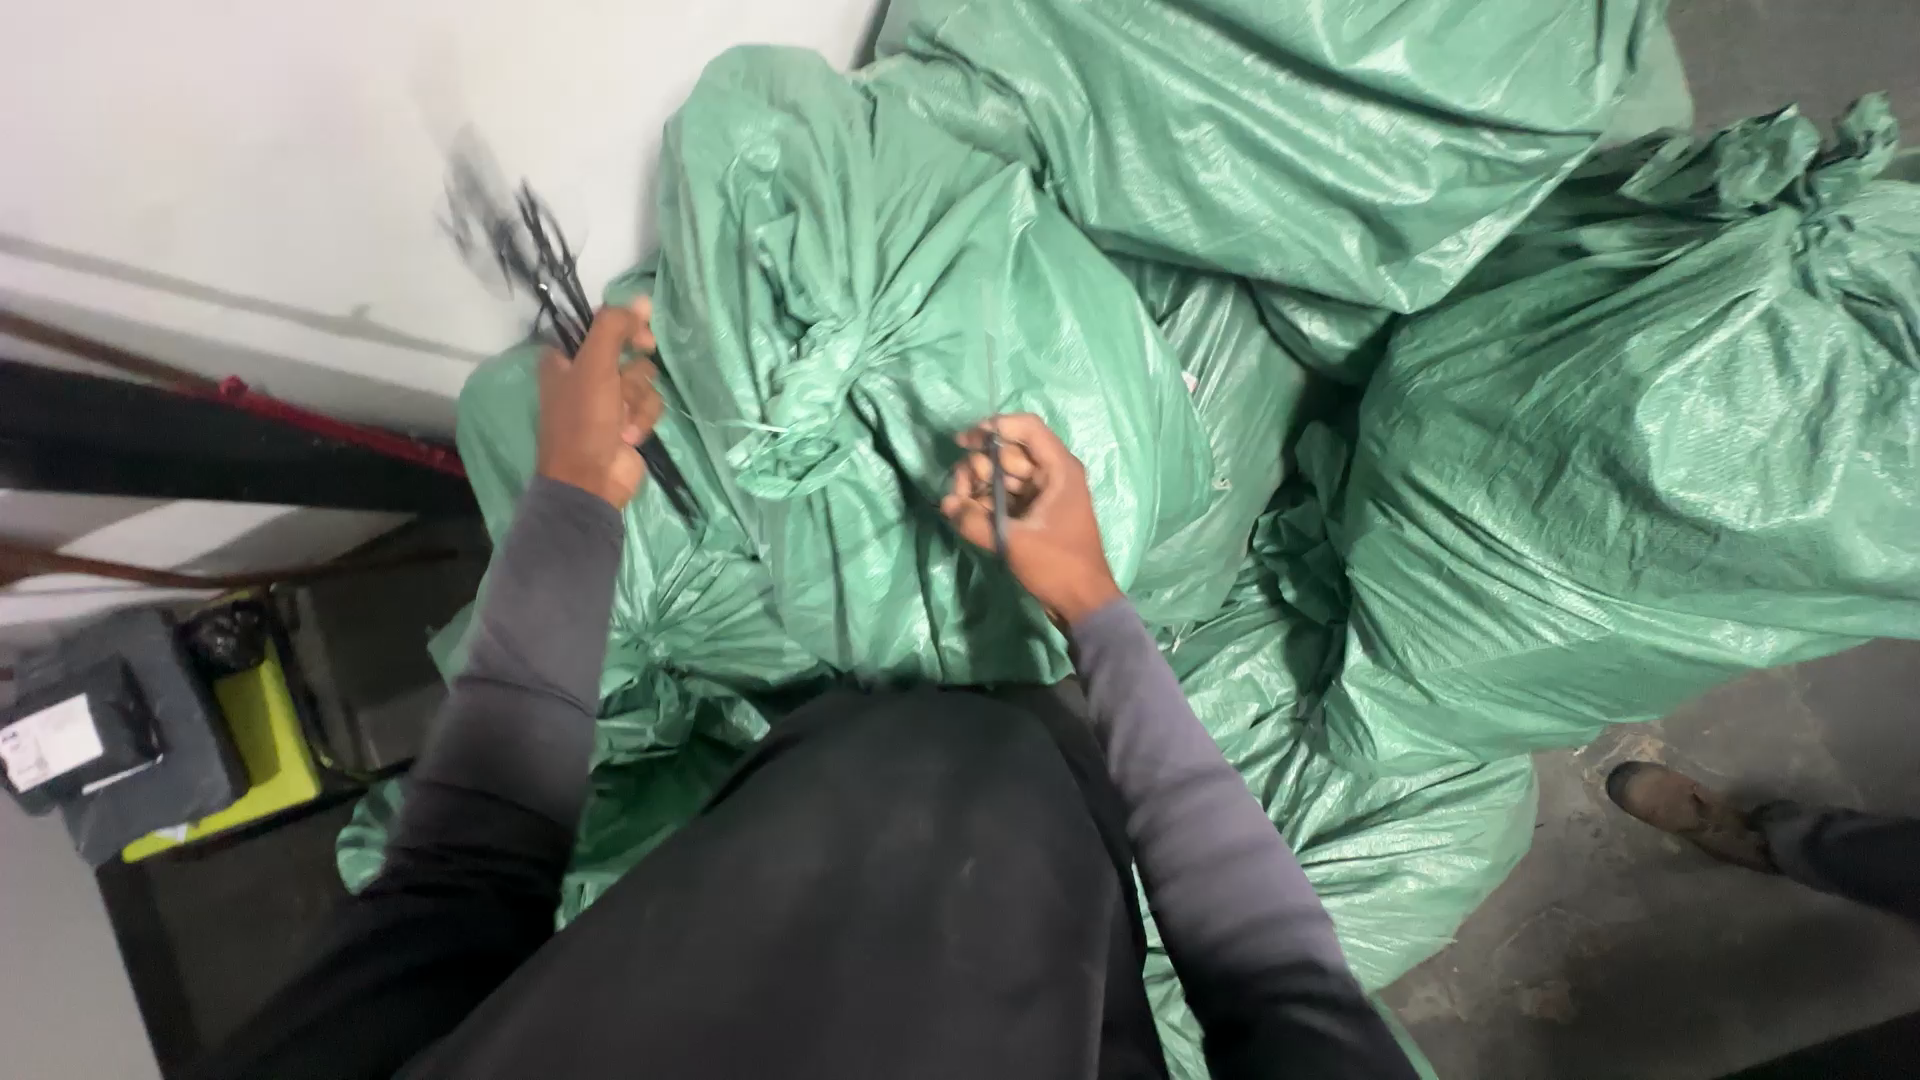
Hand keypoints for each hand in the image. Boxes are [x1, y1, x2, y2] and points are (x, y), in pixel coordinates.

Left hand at [536, 297, 663, 508]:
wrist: (590, 479)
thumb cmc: (584, 421)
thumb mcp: (595, 366)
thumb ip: (615, 328)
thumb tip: (642, 299)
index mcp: (566, 358)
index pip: (604, 329)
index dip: (625, 331)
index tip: (641, 337)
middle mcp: (588, 376)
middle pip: (630, 356)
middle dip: (633, 376)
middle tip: (625, 386)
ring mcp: (610, 402)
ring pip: (645, 382)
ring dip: (639, 402)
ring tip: (623, 423)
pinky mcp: (629, 423)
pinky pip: (650, 406)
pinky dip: (644, 420)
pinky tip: (630, 437)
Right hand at [941, 413, 1121, 625]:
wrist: (1082, 602)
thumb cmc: (1058, 565)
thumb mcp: (1013, 542)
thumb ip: (974, 521)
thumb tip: (945, 503)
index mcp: (1059, 469)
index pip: (1027, 428)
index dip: (995, 427)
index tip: (965, 442)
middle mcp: (1052, 475)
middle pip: (1008, 454)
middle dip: (978, 468)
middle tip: (958, 493)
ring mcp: (1042, 495)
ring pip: (1002, 476)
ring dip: (978, 488)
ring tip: (959, 508)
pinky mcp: (1033, 514)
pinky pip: (1004, 497)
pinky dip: (986, 504)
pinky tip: (966, 515)